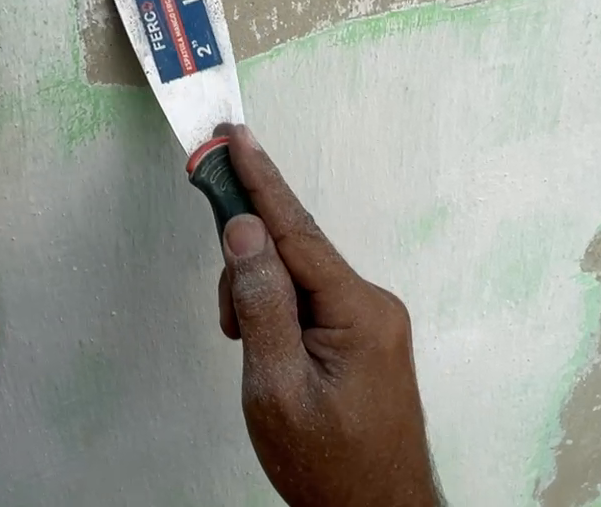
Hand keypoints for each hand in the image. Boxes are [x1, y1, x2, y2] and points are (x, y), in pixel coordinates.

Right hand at [215, 124, 440, 506]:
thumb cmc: (325, 465)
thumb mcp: (276, 386)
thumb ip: (259, 301)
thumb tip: (242, 227)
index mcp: (357, 309)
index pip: (295, 228)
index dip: (258, 179)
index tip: (234, 135)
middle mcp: (370, 301)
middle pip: (291, 252)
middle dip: (247, 270)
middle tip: (231, 323)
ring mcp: (368, 316)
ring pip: (294, 276)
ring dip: (258, 298)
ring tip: (249, 353)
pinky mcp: (360, 331)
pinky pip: (305, 297)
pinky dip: (274, 310)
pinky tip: (265, 347)